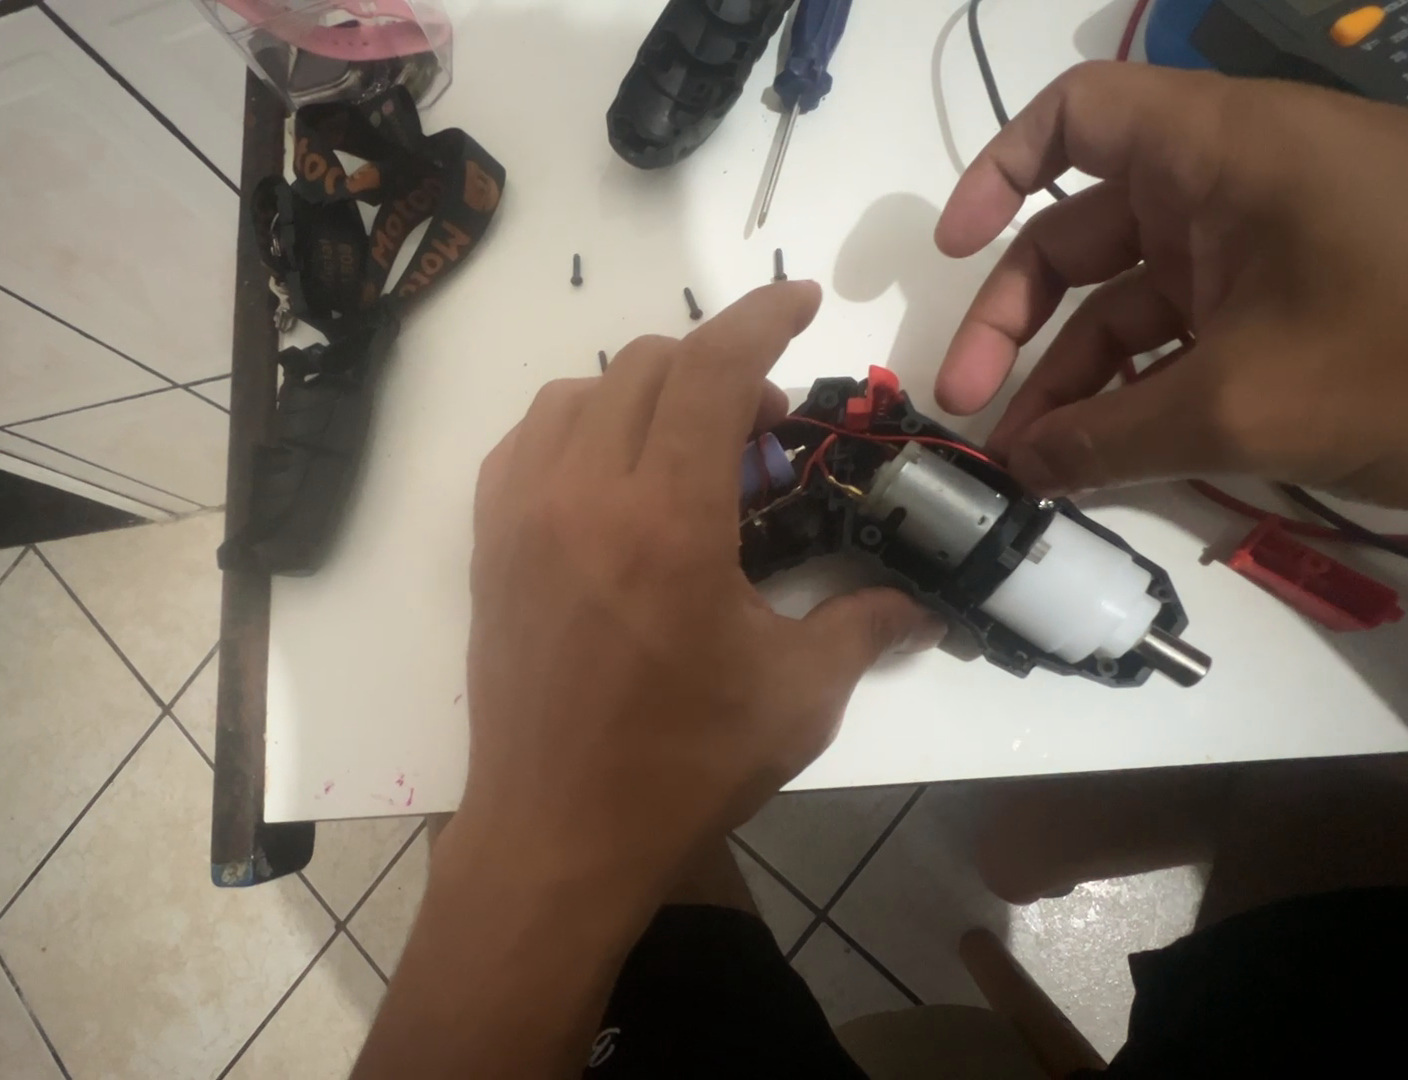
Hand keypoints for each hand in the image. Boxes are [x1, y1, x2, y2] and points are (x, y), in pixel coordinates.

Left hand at [461, 282, 938, 893]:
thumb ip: (864, 627)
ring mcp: (520, 514)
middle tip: (759, 429)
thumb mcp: (796, 694)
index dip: (761, 317)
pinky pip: (527, 442)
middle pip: (646, 366)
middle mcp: (580, 493)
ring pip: (579, 393)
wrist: (556, 830)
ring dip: (642, 395)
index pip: (710, 368)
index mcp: (665, 518)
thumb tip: (920, 608)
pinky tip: (609, 480)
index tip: (801, 300)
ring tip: (681, 451)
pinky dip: (577, 430)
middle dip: (715, 368)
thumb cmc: (681, 765)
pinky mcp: (487, 543)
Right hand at [934, 62, 1407, 515]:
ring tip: (1023, 462)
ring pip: (1118, 309)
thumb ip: (1107, 440)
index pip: (1078, 119)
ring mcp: (1259, 259)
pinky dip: (1123, 401)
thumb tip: (1015, 471)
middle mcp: (1230, 194)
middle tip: (965, 406)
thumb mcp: (1251, 407)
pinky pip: (1172, 349)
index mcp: (1224, 160)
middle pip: (1072, 240)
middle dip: (1007, 325)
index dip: (996, 173)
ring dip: (1060, 383)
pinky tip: (1088, 462)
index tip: (952, 250)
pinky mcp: (1286, 317)